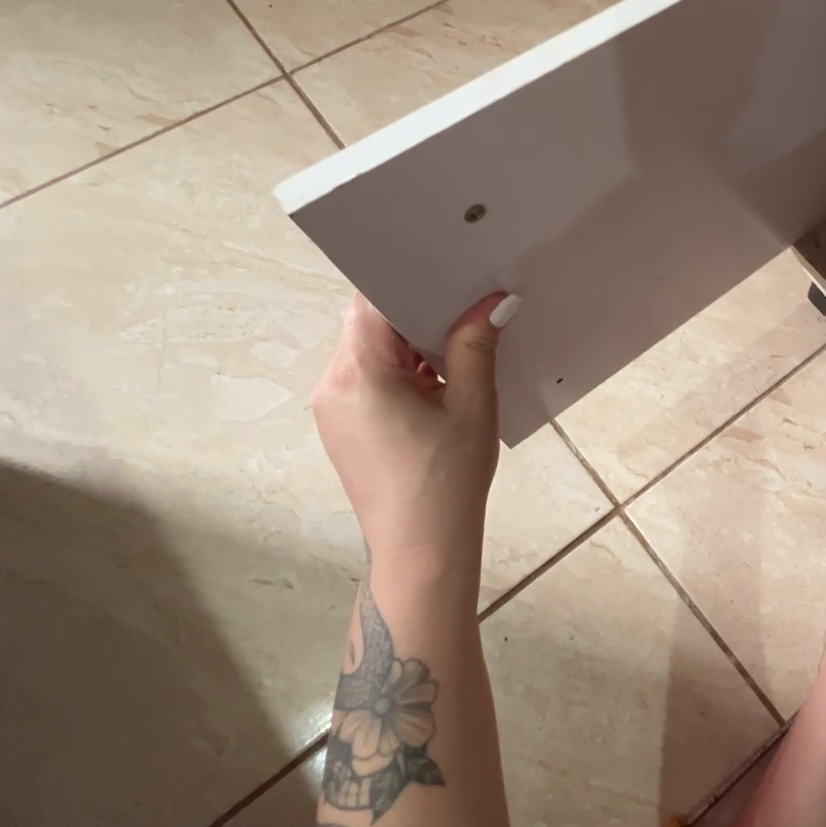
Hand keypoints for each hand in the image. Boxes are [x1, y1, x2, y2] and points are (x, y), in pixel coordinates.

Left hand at [311, 292, 519, 566]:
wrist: (422, 549)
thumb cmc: (447, 481)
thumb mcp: (472, 405)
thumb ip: (476, 345)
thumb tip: (493, 301)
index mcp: (358, 373)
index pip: (374, 302)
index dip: (413, 285)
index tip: (451, 278)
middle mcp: (332, 384)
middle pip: (370, 324)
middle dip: (418, 318)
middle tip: (466, 315)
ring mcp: (332, 406)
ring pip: (370, 351)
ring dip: (411, 347)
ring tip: (457, 356)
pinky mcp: (342, 425)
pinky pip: (369, 378)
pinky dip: (402, 372)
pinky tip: (439, 387)